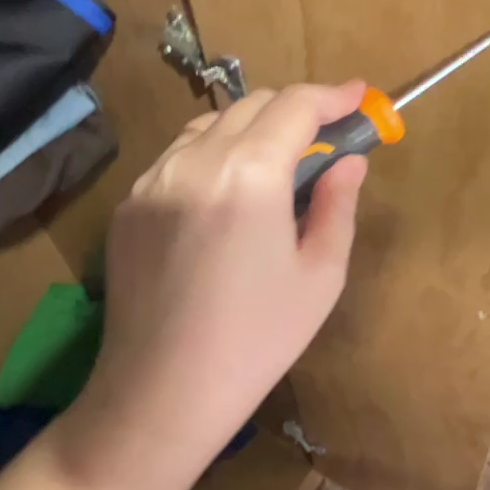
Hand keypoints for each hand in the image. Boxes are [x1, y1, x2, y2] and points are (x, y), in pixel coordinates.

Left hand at [49, 83, 369, 489]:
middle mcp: (196, 160)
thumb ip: (338, 204)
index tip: (360, 97)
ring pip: (212, 124)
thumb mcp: (321, 275)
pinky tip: (229, 194)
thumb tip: (349, 161)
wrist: (160, 393)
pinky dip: (214, 153)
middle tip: (327, 139)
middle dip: (296, 110)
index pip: (295, 106)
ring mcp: (153, 179)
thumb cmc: (258, 340)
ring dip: (253, 128)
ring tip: (279, 165)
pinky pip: (180, 155)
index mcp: (251, 175)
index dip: (333, 95)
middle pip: (253, 104)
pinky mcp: (129, 202)